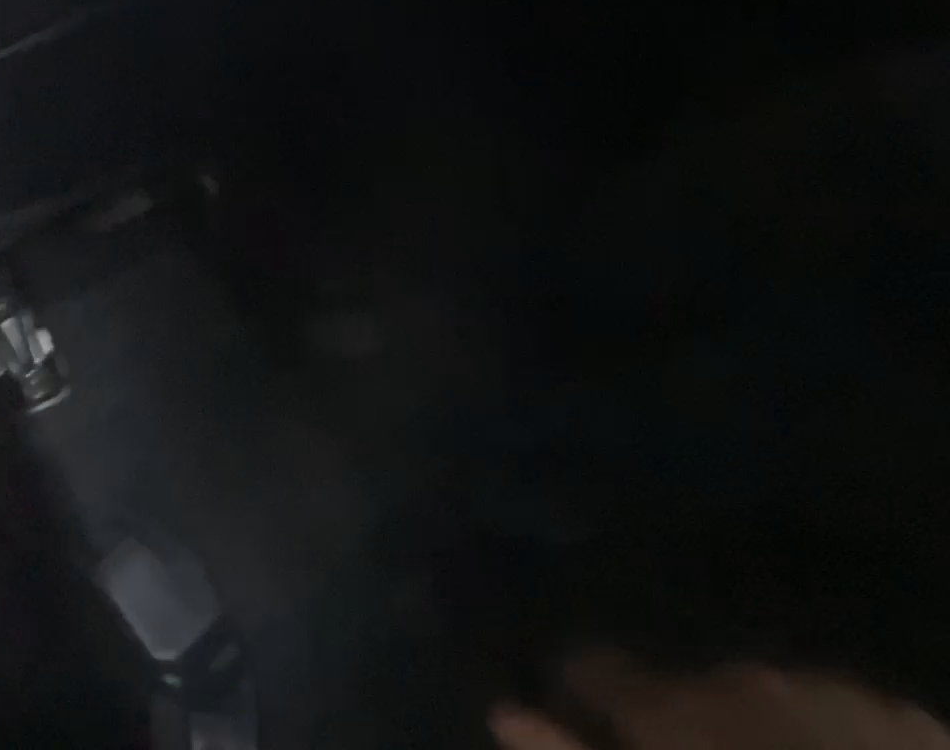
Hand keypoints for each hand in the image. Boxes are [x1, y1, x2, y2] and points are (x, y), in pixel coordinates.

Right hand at [490, 651, 949, 749]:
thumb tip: (501, 709)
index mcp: (671, 698)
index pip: (590, 662)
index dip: (578, 690)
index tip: (579, 717)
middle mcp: (731, 671)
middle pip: (676, 678)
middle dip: (671, 711)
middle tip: (677, 749)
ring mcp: (823, 686)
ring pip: (757, 690)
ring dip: (744, 719)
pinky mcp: (902, 713)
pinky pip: (837, 705)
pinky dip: (817, 729)